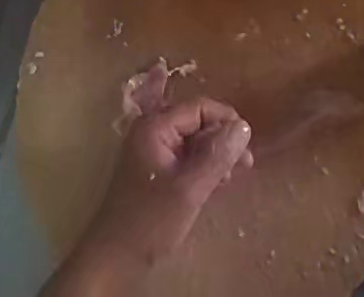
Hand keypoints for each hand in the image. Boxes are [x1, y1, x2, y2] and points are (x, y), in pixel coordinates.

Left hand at [42, 97, 253, 296]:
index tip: (247, 141)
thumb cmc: (150, 220)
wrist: (116, 257)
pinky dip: (202, 164)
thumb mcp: (189, 189)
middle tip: (245, 162)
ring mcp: (152, 149)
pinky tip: (219, 179)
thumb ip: (216, 156)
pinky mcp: (155, 169)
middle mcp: (151, 130)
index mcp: (154, 126)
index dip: (225, 119)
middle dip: (221, 137)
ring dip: (214, 152)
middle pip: (194, 121)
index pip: (197, 107)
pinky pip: (185, 155)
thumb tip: (243, 126)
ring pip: (191, 139)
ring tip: (235, 172)